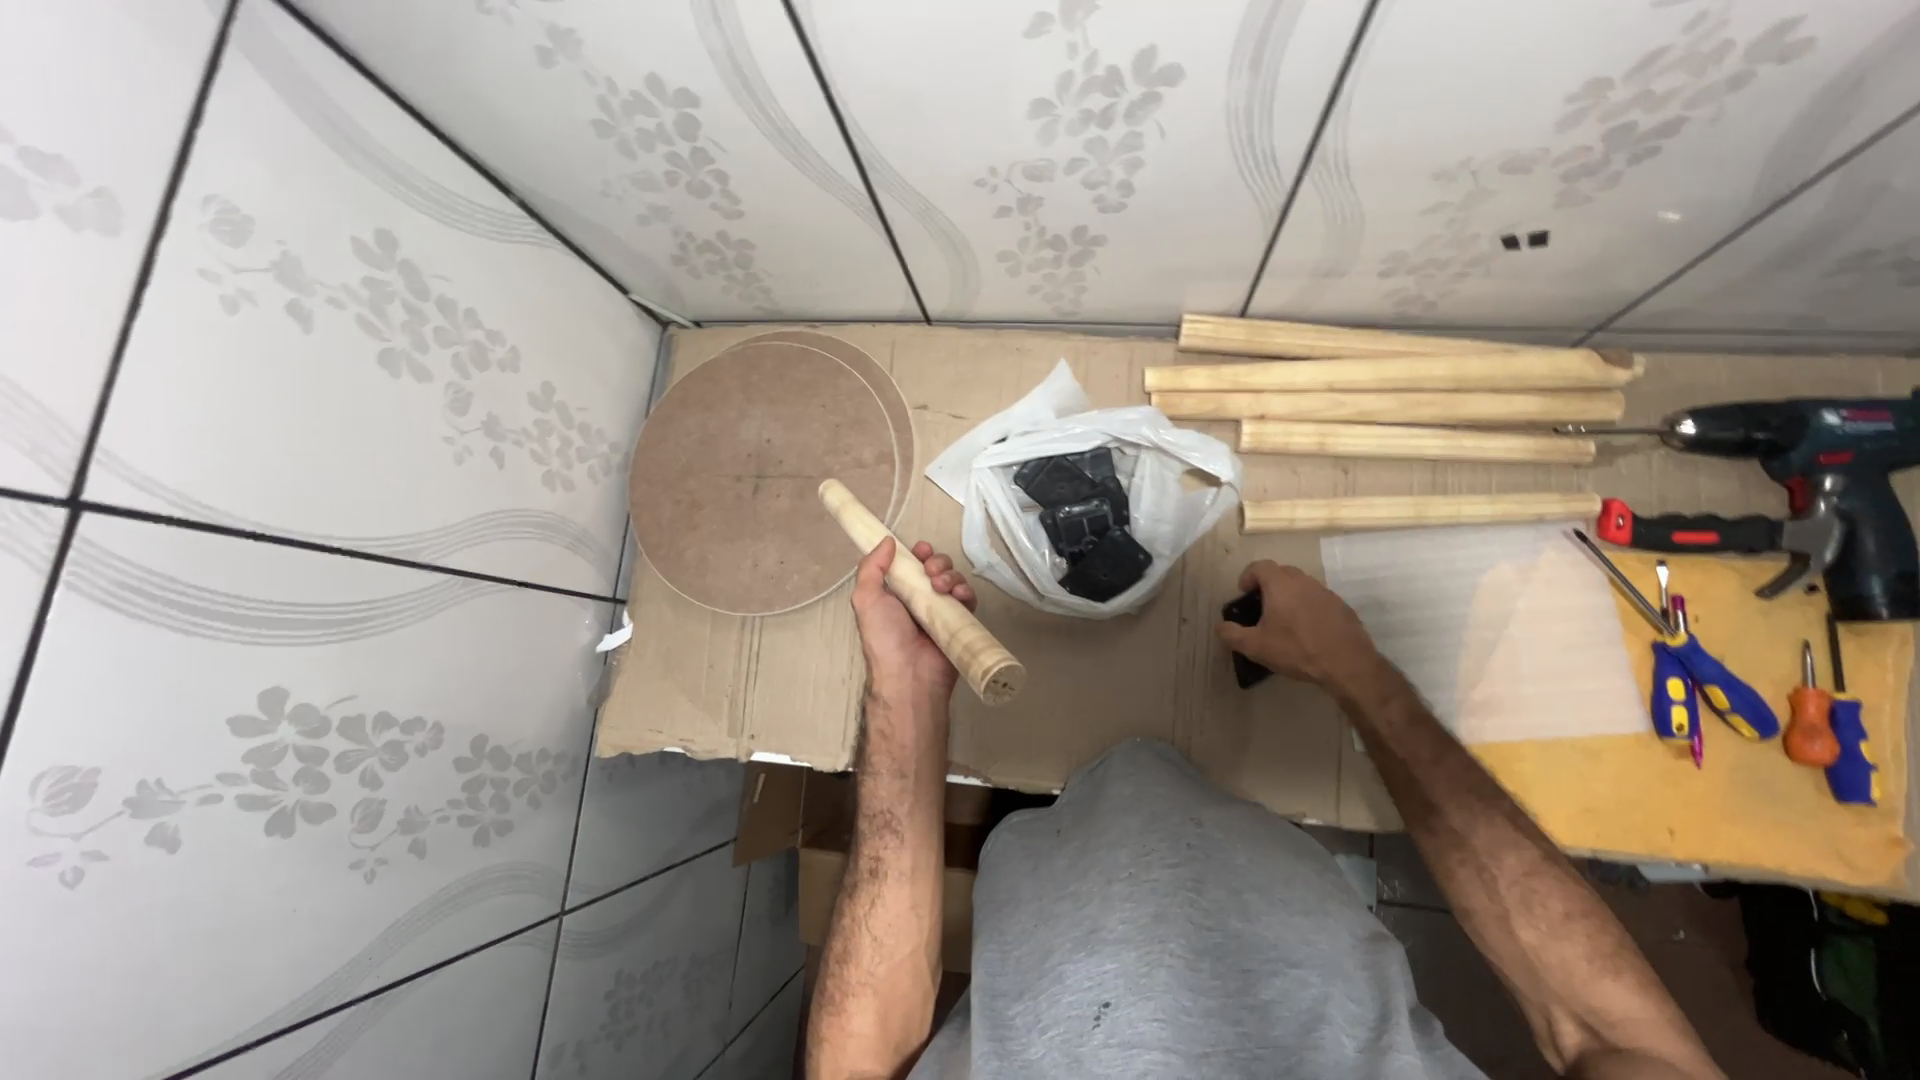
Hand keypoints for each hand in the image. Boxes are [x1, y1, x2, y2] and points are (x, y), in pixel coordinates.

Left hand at [852, 538, 976, 701]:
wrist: (909, 675)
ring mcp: (941, 610)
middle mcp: (919, 599)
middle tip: (930, 573)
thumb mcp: (866, 599)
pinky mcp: (960, 622)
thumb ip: (872, 567)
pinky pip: (968, 599)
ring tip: (940, 588)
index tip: (920, 551)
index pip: (912, 564)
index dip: (918, 553)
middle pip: (936, 568)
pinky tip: (958, 596)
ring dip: (950, 575)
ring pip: (953, 580)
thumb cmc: (884, 637)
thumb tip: (887, 540)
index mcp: (896, 593)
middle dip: (936, 562)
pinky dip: (966, 592)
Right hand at [1215, 560, 1386, 697]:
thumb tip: (1220, 627)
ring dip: (1290, 595)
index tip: (1244, 593)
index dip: (1248, 576)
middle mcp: (1304, 582)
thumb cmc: (1296, 650)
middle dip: (1268, 583)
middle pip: (1282, 572)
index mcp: (1280, 585)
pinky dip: (1308, 606)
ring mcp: (1326, 593)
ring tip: (1285, 619)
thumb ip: (1232, 634)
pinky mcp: (1341, 606)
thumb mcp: (1255, 647)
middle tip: (1262, 605)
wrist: (1347, 663)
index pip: (1260, 566)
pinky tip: (1308, 630)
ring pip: (1302, 585)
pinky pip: (1318, 598)